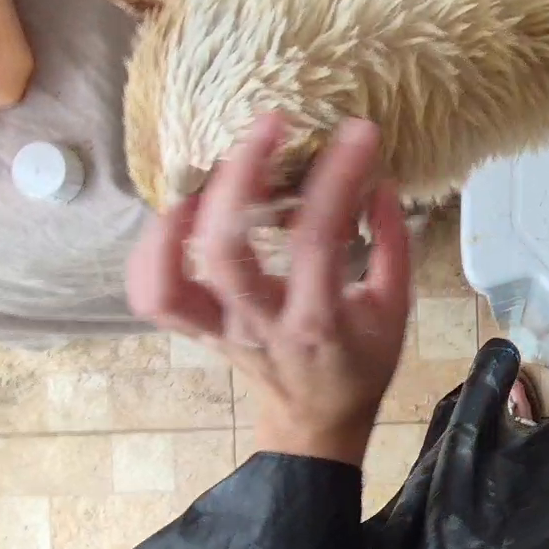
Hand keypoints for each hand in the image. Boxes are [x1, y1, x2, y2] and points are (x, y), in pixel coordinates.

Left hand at [126, 114, 411, 465]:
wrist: (317, 423)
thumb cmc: (361, 365)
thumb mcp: (396, 310)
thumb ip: (392, 247)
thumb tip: (378, 184)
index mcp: (319, 322)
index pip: (319, 241)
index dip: (338, 179)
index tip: (358, 133)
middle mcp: (260, 326)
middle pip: (225, 250)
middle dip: (241, 176)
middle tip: (271, 126)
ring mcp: (219, 330)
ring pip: (170, 278)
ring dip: (180, 214)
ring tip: (208, 169)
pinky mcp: (198, 329)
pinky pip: (154, 295)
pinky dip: (152, 250)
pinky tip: (179, 214)